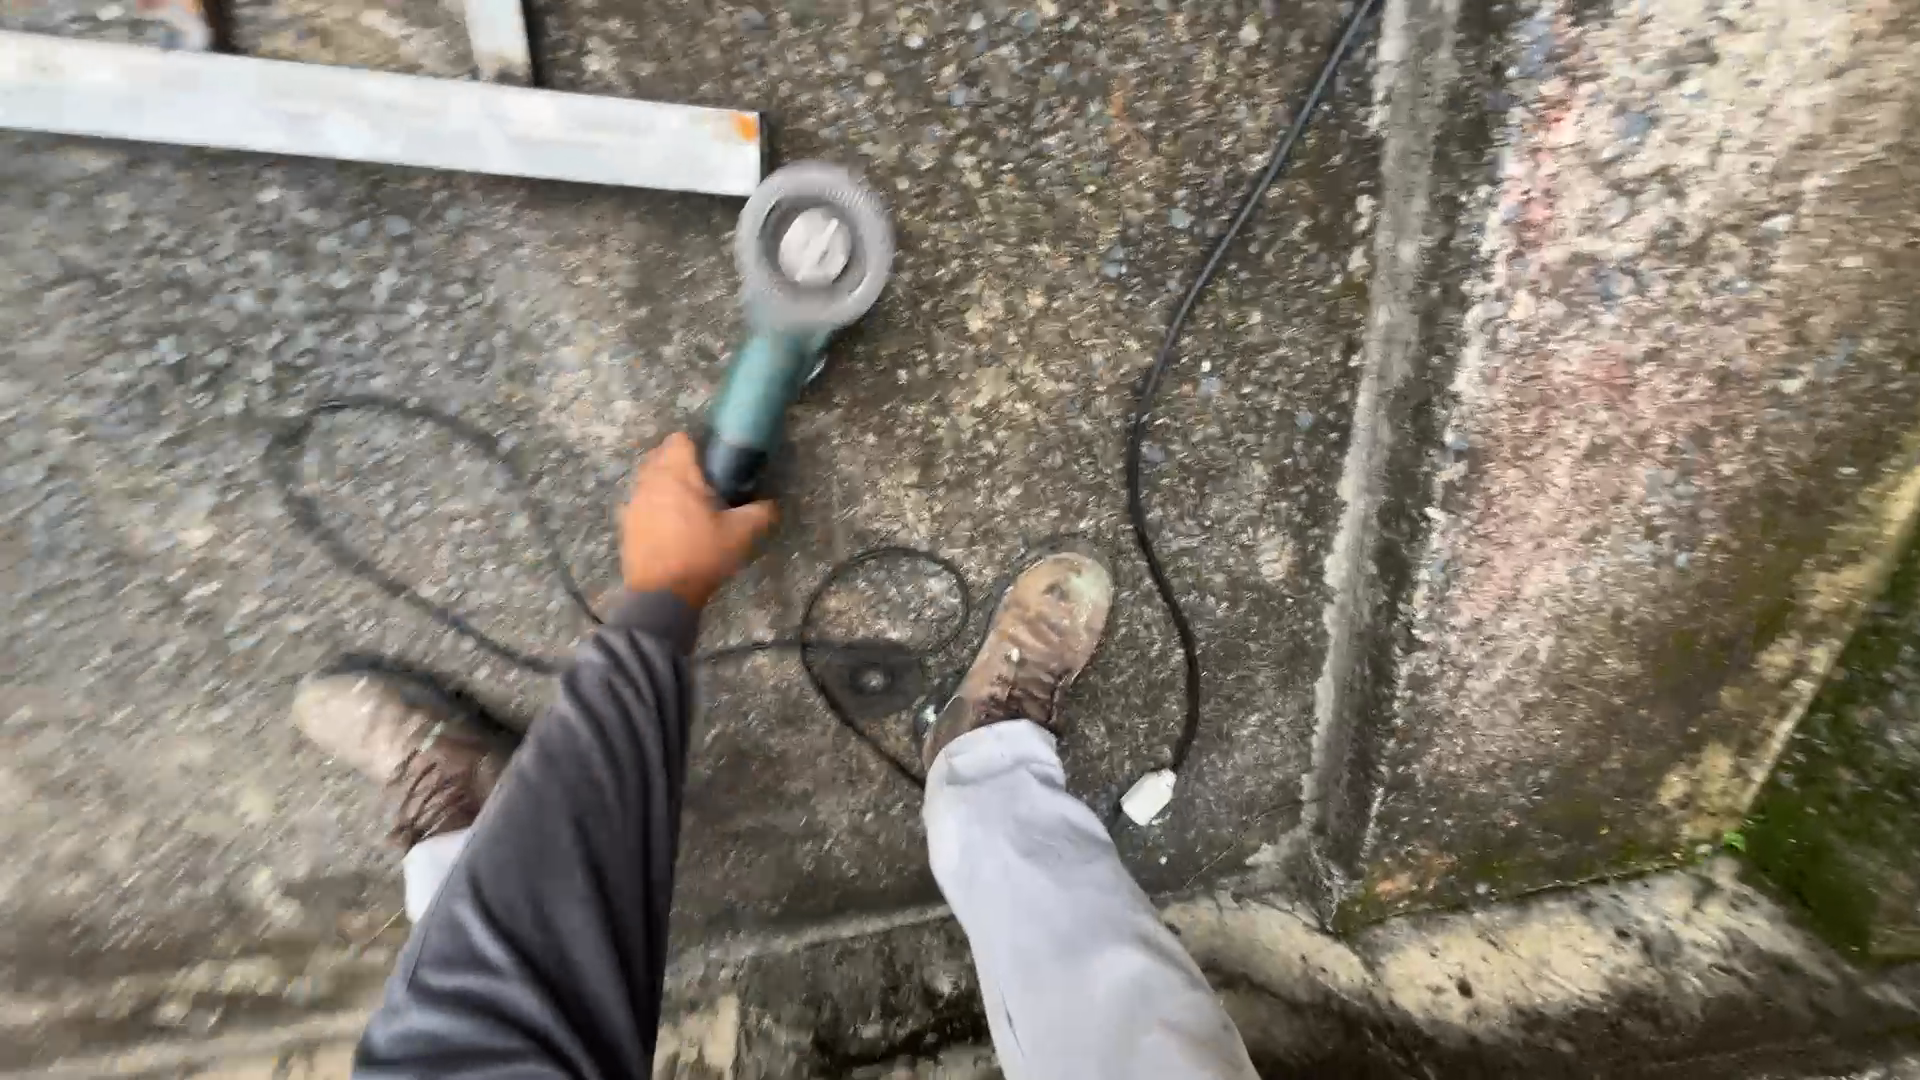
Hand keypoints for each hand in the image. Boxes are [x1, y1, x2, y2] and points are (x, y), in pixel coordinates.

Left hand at [620, 433, 777, 609]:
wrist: (663, 593)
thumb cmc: (703, 554)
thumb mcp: (741, 533)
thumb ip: (760, 513)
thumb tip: (771, 505)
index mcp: (678, 475)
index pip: (680, 440)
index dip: (697, 446)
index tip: (713, 464)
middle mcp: (650, 481)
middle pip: (660, 455)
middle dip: (679, 462)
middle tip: (703, 483)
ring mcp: (633, 502)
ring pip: (648, 477)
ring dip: (664, 482)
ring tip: (686, 505)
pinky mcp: (626, 523)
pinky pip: (640, 501)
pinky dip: (653, 504)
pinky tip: (669, 525)